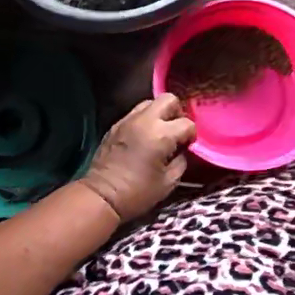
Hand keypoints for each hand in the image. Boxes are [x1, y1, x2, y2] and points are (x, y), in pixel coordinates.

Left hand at [78, 94, 196, 222]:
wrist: (102, 195)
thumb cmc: (139, 192)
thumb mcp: (169, 181)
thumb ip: (181, 160)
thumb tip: (183, 149)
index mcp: (161, 134)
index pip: (187, 123)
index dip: (192, 135)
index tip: (189, 146)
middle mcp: (144, 120)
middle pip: (168, 99)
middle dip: (177, 113)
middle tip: (176, 131)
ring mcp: (127, 120)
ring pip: (149, 103)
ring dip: (159, 114)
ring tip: (160, 133)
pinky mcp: (115, 125)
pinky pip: (135, 113)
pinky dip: (144, 120)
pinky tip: (144, 137)